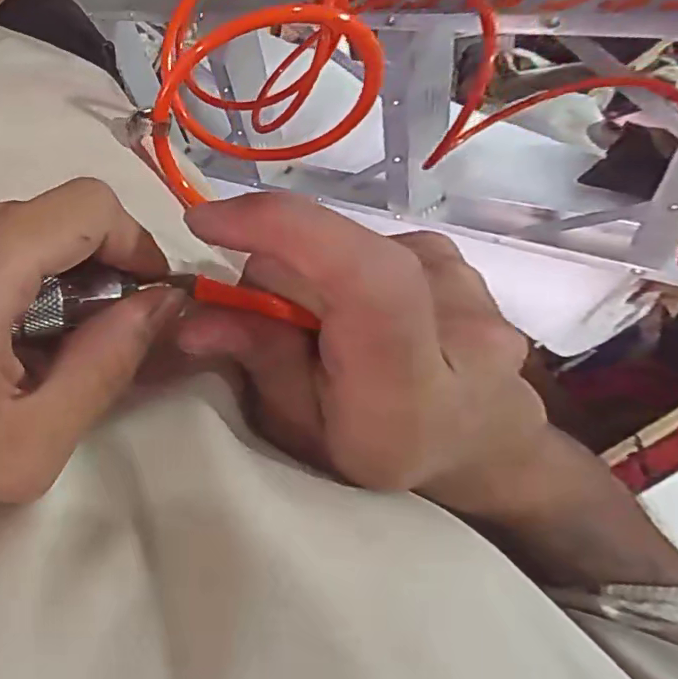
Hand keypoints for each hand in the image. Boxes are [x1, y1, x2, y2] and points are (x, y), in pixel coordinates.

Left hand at [0, 178, 184, 507]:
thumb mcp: (29, 440)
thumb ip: (107, 367)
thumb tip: (158, 306)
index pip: (91, 204)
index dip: (134, 245)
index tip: (138, 301)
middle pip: (62, 214)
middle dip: (97, 269)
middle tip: (92, 339)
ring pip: (30, 221)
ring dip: (55, 272)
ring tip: (38, 341)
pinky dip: (17, 265)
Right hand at [175, 192, 551, 518]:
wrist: (483, 451)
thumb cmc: (378, 455)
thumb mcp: (301, 431)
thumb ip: (258, 364)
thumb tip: (194, 318)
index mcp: (409, 386)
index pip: (362, 277)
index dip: (281, 231)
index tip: (206, 223)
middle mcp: (456, 322)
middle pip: (323, 258)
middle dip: (269, 279)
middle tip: (260, 328)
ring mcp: (466, 284)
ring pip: (338, 245)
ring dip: (303, 280)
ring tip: (316, 331)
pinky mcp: (457, 260)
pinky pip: (362, 242)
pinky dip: (332, 272)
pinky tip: (349, 313)